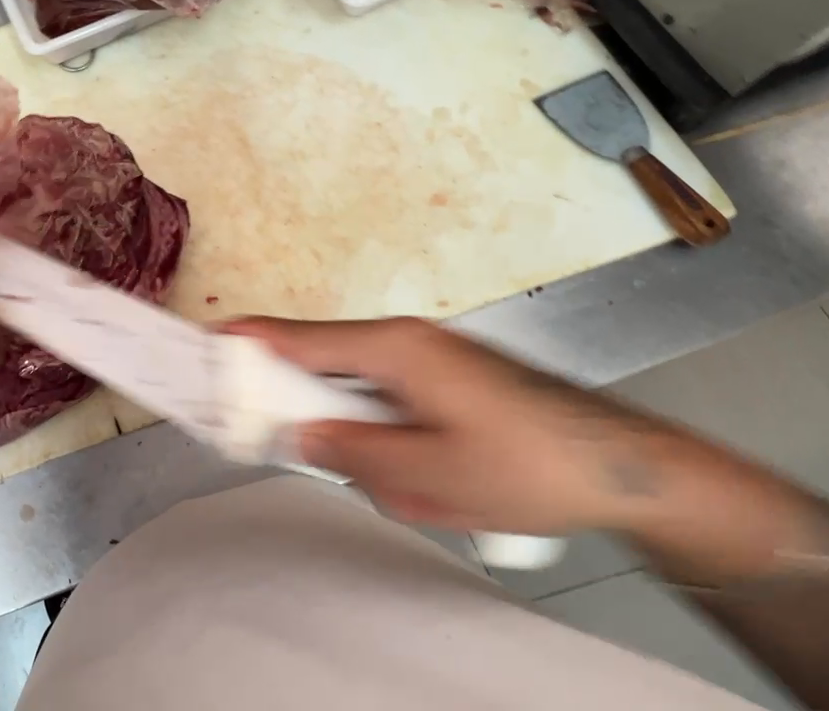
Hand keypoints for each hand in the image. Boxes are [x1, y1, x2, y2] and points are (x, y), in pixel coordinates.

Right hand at [226, 316, 693, 536]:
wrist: (629, 469)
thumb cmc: (532, 464)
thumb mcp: (429, 476)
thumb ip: (351, 453)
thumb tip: (299, 433)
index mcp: (394, 348)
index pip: (297, 338)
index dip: (244, 343)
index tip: (199, 345)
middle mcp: (405, 341)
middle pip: (323, 364)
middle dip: (315, 414)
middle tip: (312, 453)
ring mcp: (427, 359)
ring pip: (358, 393)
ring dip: (364, 439)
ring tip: (419, 489)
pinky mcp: (444, 380)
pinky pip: (390, 405)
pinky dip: (391, 440)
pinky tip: (434, 481)